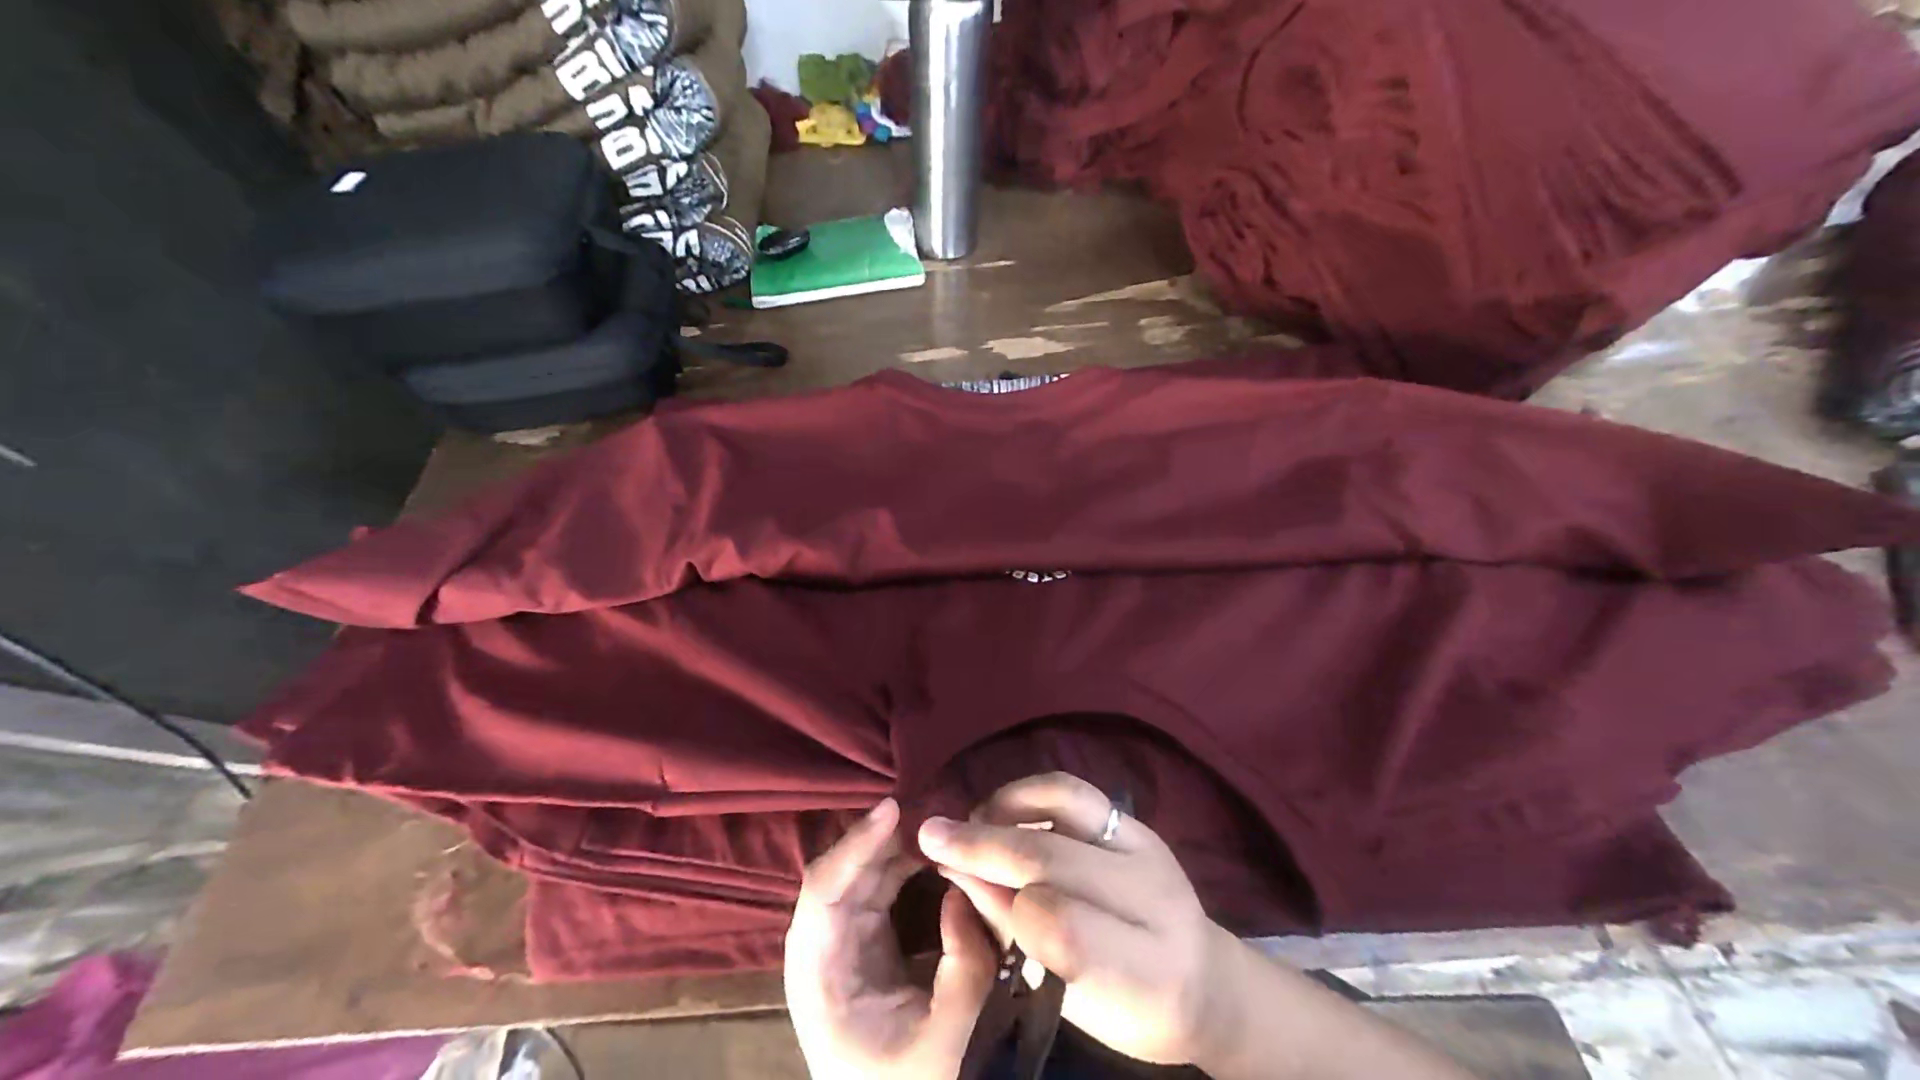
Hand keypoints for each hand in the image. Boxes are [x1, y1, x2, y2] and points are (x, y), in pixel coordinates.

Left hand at [784, 797, 997, 1079]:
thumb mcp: (944, 1044)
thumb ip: (965, 971)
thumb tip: (965, 891)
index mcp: (818, 975)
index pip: (822, 892)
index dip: (854, 846)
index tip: (893, 810)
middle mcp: (822, 945)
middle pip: (846, 872)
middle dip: (889, 837)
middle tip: (937, 807)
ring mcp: (846, 938)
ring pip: (867, 873)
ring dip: (901, 846)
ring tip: (943, 823)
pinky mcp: (869, 937)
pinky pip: (885, 886)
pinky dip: (911, 864)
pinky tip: (938, 851)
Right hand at [916, 772, 1240, 1067]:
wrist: (1202, 979)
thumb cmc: (1129, 1007)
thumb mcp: (1071, 998)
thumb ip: (1016, 936)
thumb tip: (957, 871)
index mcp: (1145, 974)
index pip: (1061, 926)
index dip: (1001, 904)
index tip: (955, 881)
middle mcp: (1154, 898)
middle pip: (1054, 856)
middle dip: (983, 843)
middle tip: (932, 834)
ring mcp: (1147, 847)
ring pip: (1065, 803)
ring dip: (1006, 806)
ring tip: (974, 821)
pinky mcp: (1137, 822)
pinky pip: (1075, 790)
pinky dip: (1030, 792)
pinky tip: (1006, 810)